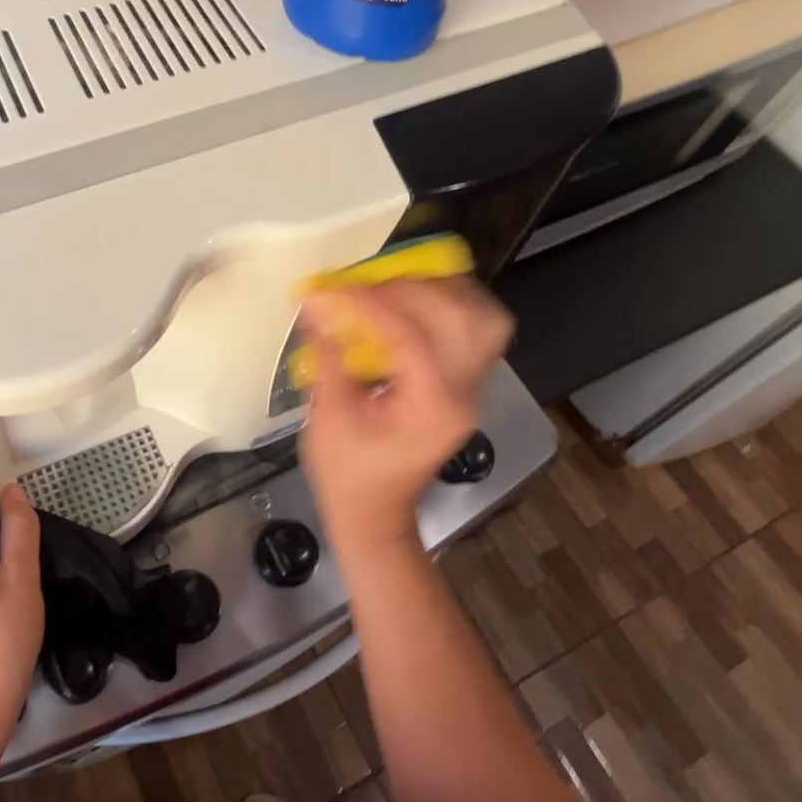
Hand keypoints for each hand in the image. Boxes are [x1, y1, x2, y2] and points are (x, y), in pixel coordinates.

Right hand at [299, 278, 513, 555]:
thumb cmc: (348, 477)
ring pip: (484, 319)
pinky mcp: (468, 384)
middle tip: (367, 286)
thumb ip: (329, 357)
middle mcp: (464, 395)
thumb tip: (318, 303)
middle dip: (412, 290)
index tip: (336, 288)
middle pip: (462, 319)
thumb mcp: (327, 418)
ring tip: (398, 286)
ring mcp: (473, 389)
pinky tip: (416, 302)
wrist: (376, 515)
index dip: (372, 305)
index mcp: (431, 409)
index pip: (411, 338)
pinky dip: (452, 306)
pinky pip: (478, 330)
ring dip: (443, 292)